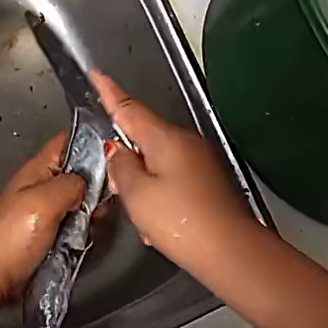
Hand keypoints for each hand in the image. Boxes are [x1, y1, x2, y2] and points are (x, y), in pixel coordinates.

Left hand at [0, 133, 86, 304]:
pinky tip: (80, 242)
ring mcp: (44, 212)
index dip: (91, 144)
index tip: (112, 160)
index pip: (68, 142)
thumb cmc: (8, 239)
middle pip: (80, 175)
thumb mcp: (44, 201)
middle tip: (95, 205)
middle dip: (95, 188)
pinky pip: (74, 227)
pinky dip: (82, 233)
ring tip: (85, 228)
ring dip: (89, 215)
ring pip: (80, 203)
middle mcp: (41, 187)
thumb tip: (88, 182)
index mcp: (36, 170)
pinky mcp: (47, 235)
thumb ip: (71, 183)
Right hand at [93, 72, 259, 270]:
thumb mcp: (136, 195)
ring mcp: (198, 161)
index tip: (97, 75)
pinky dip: (158, 197)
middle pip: (143, 136)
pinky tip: (159, 223)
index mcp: (165, 139)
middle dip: (124, 156)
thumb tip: (118, 153)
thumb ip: (120, 168)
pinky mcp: (205, 181)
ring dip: (141, 183)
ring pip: (156, 162)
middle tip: (113, 180)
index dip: (109, 92)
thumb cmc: (184, 223)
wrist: (230, 251)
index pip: (129, 107)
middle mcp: (185, 143)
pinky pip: (171, 179)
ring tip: (142, 214)